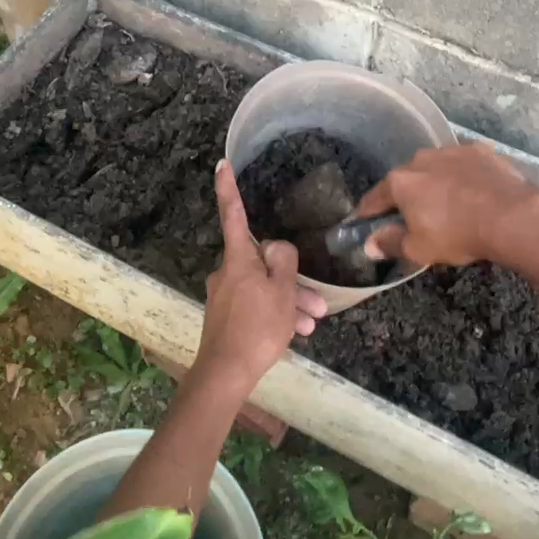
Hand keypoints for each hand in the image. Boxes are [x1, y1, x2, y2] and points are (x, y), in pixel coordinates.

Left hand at [194, 159, 327, 392]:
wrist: (226, 374)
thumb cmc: (257, 327)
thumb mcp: (282, 291)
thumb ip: (284, 262)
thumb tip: (276, 247)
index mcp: (238, 259)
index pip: (233, 214)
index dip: (228, 188)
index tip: (221, 164)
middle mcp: (227, 272)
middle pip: (264, 264)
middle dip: (291, 281)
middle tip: (317, 305)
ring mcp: (225, 295)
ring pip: (264, 288)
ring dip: (288, 302)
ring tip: (311, 324)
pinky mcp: (226, 317)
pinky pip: (256, 305)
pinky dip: (276, 314)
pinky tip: (295, 331)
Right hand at [355, 144, 538, 268]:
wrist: (511, 215)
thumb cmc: (457, 234)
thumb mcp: (419, 249)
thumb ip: (391, 243)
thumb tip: (369, 244)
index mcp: (400, 181)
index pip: (374, 197)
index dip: (367, 212)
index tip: (363, 221)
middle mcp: (421, 159)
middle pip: (405, 179)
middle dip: (405, 196)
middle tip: (411, 216)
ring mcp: (452, 150)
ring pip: (434, 168)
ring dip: (434, 183)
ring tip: (446, 203)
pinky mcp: (479, 150)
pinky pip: (462, 165)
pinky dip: (462, 177)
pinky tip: (472, 192)